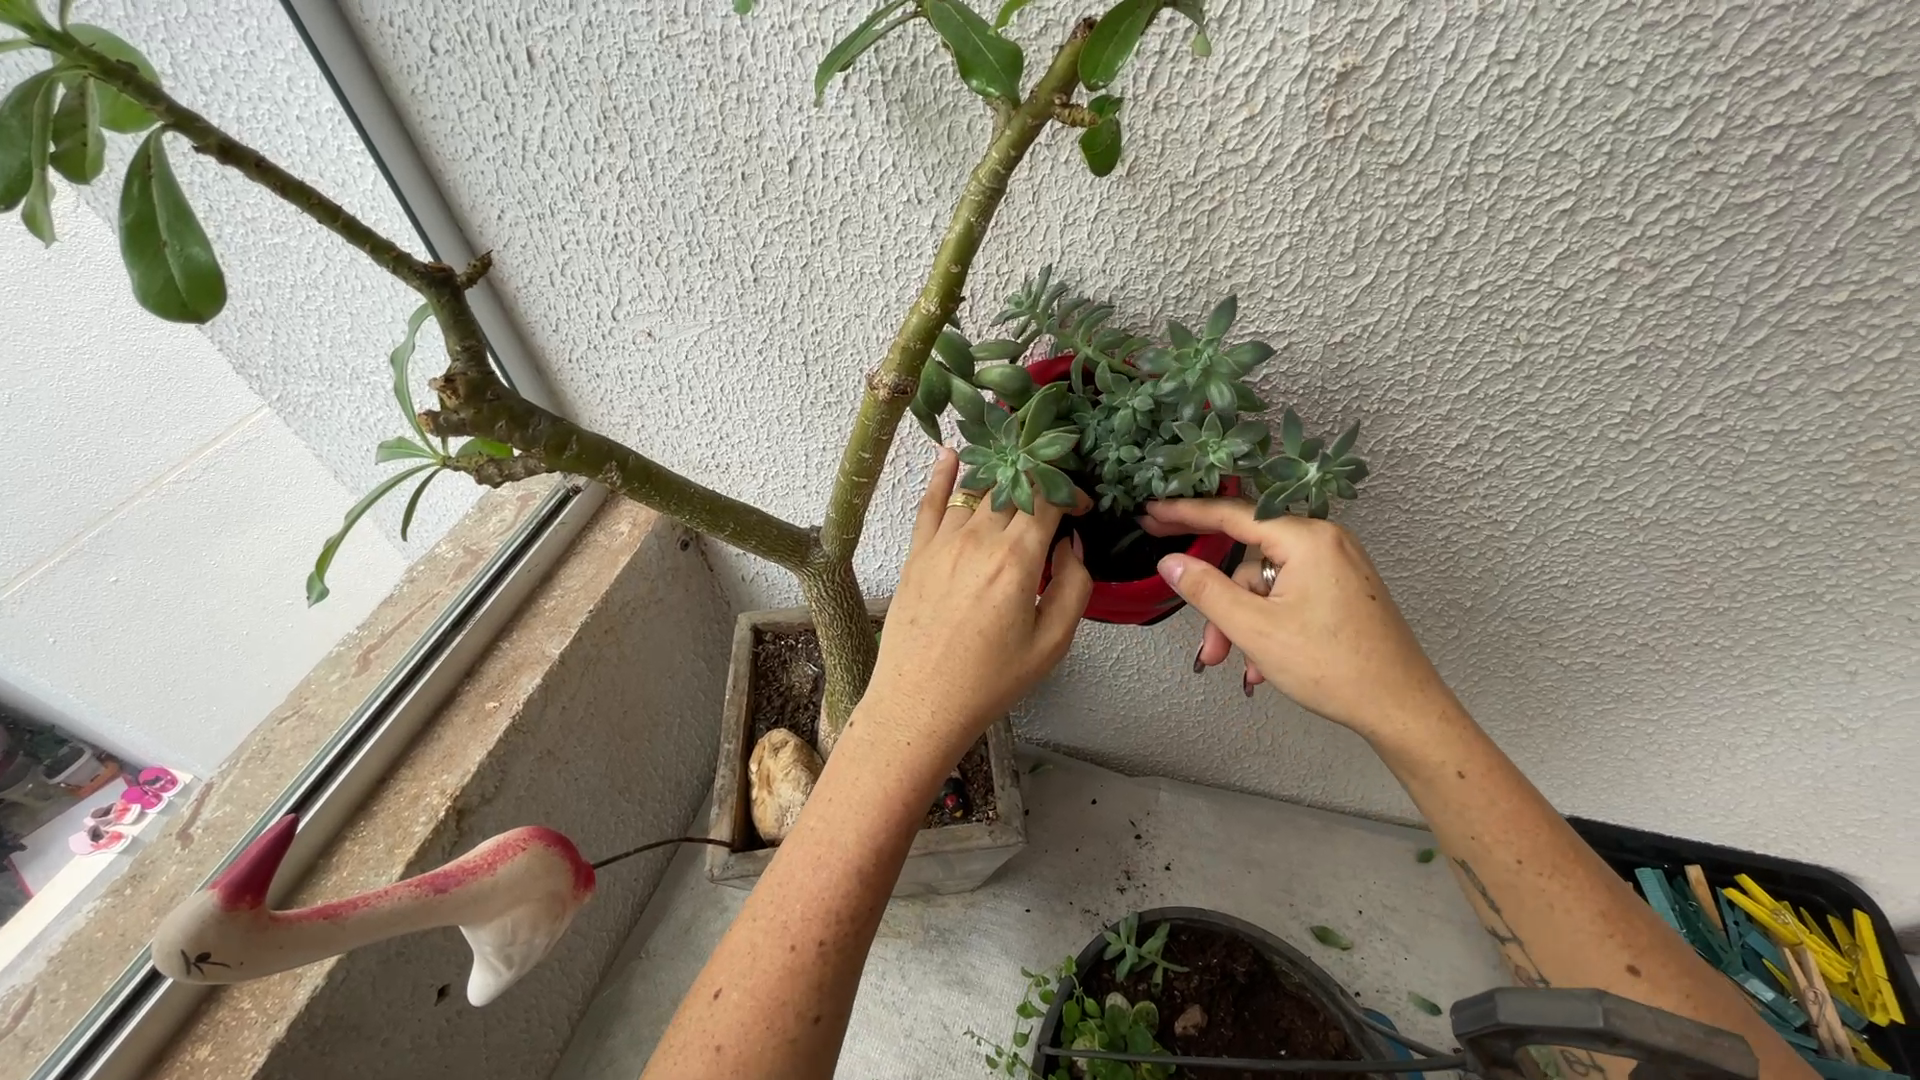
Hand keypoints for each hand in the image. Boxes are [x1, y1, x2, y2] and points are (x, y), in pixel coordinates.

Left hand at [859, 448, 1092, 757]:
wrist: (921, 702)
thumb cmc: (989, 681)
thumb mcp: (1052, 643)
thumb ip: (1074, 585)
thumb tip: (1072, 545)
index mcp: (1017, 560)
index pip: (1048, 498)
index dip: (1069, 492)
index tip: (1080, 506)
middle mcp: (978, 539)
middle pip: (1014, 487)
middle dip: (1038, 482)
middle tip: (1050, 494)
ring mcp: (943, 542)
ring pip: (976, 490)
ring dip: (1000, 479)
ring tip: (1016, 479)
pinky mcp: (917, 552)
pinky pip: (930, 502)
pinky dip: (941, 475)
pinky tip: (949, 454)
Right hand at [1143, 499, 1458, 737]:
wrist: (1402, 708)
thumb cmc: (1334, 668)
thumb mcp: (1254, 628)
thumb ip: (1205, 589)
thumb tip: (1170, 561)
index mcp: (1307, 539)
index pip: (1232, 514)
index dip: (1185, 513)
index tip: (1151, 512)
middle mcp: (1326, 541)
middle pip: (1247, 556)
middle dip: (1217, 597)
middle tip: (1178, 592)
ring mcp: (1337, 565)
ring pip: (1264, 583)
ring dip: (1241, 621)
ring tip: (1233, 661)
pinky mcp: (1341, 589)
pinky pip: (1287, 594)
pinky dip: (1267, 623)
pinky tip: (1262, 662)